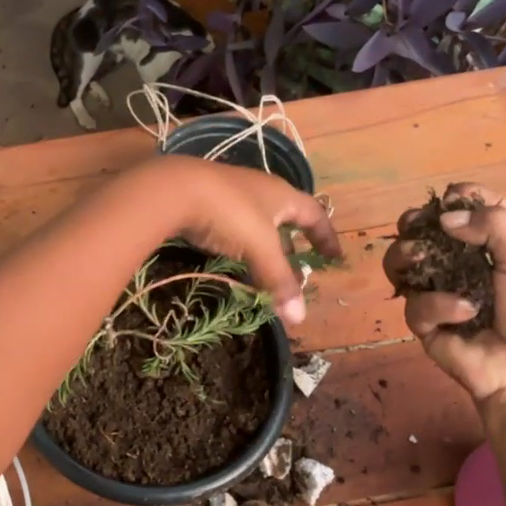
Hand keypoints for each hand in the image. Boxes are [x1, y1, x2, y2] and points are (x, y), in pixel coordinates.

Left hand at [135, 156, 340, 324]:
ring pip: (254, 221)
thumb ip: (279, 281)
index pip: (314, 213)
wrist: (172, 189)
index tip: (334, 257)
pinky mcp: (203, 199)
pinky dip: (235, 242)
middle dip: (291, 243)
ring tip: (262, 269)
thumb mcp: (260, 248)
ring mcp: (228, 191)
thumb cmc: (229, 213)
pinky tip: (228, 256)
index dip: (326, 235)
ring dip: (261, 244)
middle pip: (284, 216)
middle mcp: (258, 188)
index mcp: (281, 195)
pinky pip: (228, 224)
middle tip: (296, 268)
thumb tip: (300, 318)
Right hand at [382, 183, 505, 403]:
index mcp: (497, 250)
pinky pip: (415, 304)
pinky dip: (436, 305)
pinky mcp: (427, 326)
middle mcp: (464, 268)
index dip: (458, 200)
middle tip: (417, 227)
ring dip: (408, 255)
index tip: (452, 198)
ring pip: (404, 264)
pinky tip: (463, 313)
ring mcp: (441, 296)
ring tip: (419, 260)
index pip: (469, 213)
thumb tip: (447, 216)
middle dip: (416, 225)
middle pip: (425, 234)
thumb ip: (494, 227)